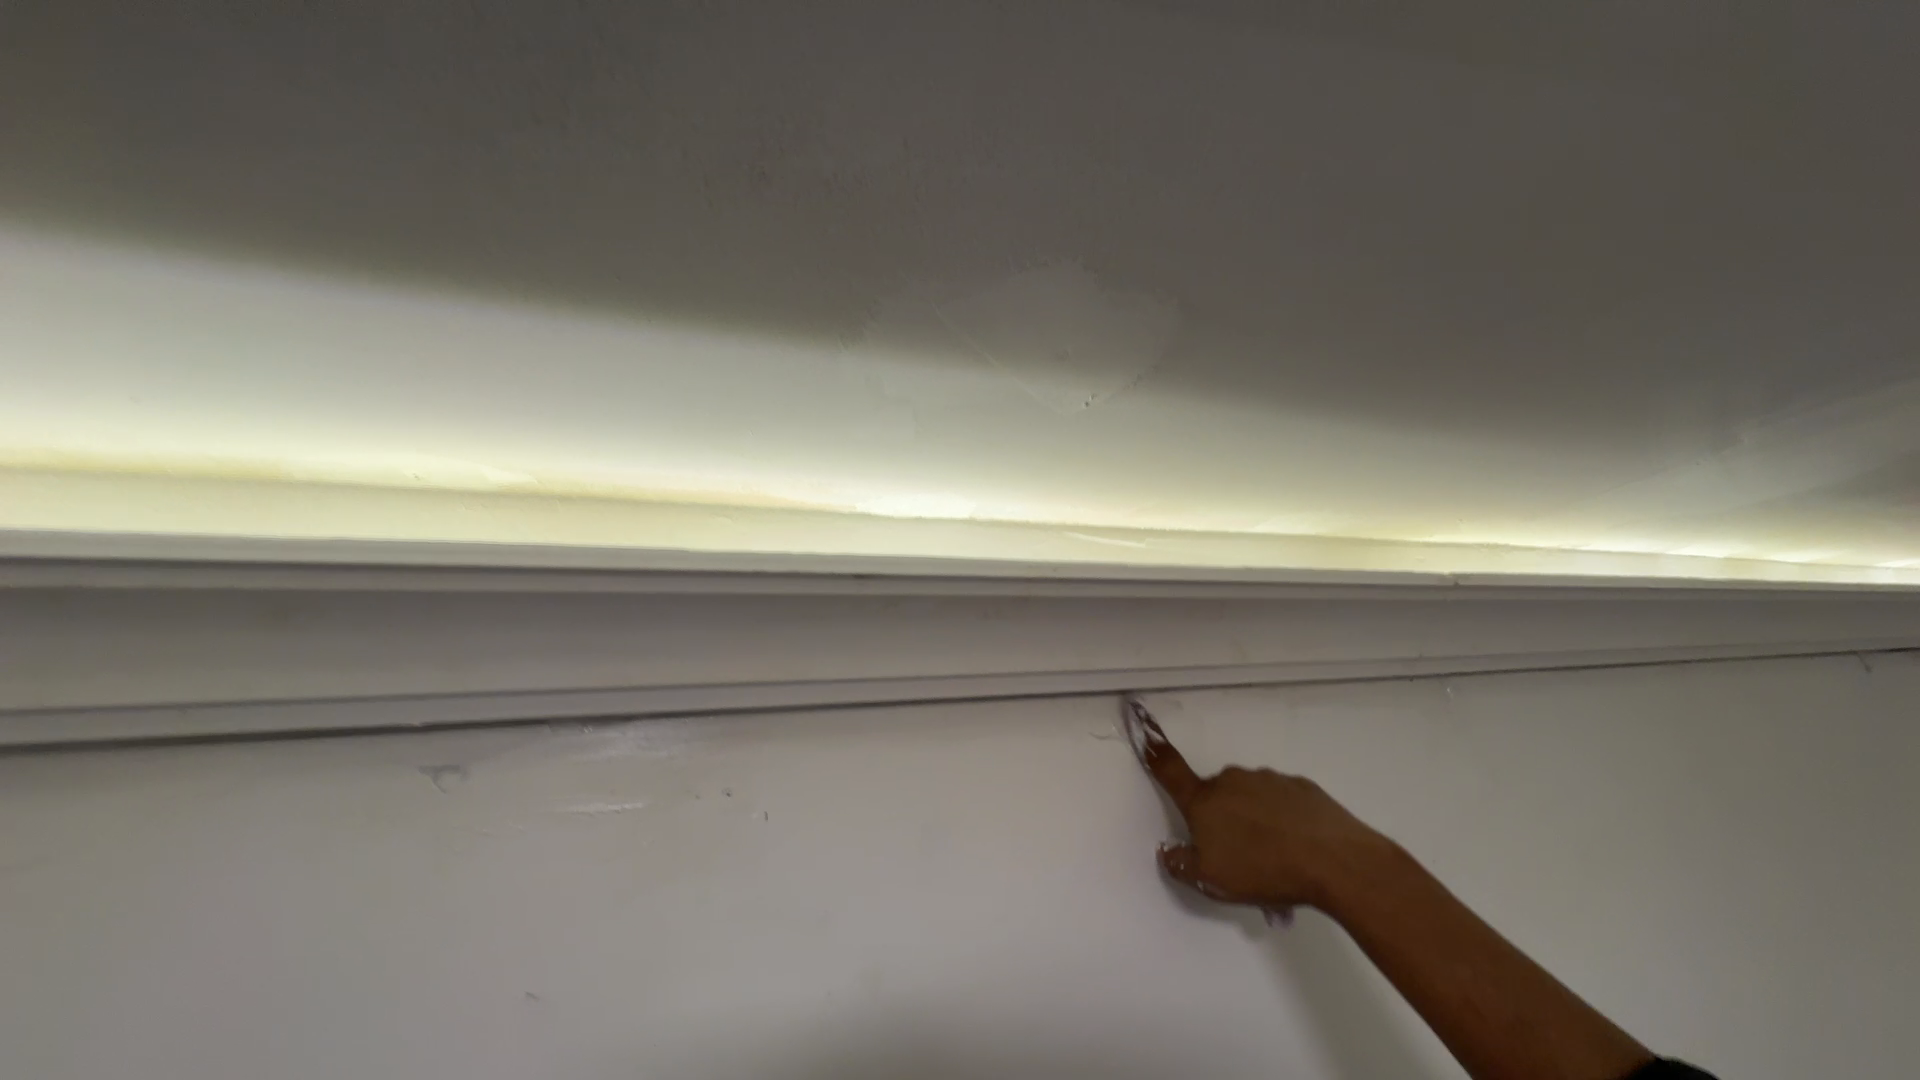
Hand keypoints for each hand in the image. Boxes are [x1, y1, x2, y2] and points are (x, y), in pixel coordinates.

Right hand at [1123, 697, 1394, 914]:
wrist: (1335, 861)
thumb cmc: (1263, 870)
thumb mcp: (1211, 880)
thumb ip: (1181, 864)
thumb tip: (1168, 852)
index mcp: (1204, 801)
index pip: (1171, 773)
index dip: (1154, 753)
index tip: (1144, 732)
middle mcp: (1233, 781)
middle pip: (1217, 795)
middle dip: (1223, 817)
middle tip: (1240, 855)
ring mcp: (1269, 780)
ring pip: (1252, 798)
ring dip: (1256, 819)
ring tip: (1276, 859)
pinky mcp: (1302, 788)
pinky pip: (1283, 801)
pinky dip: (1285, 819)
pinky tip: (1299, 847)